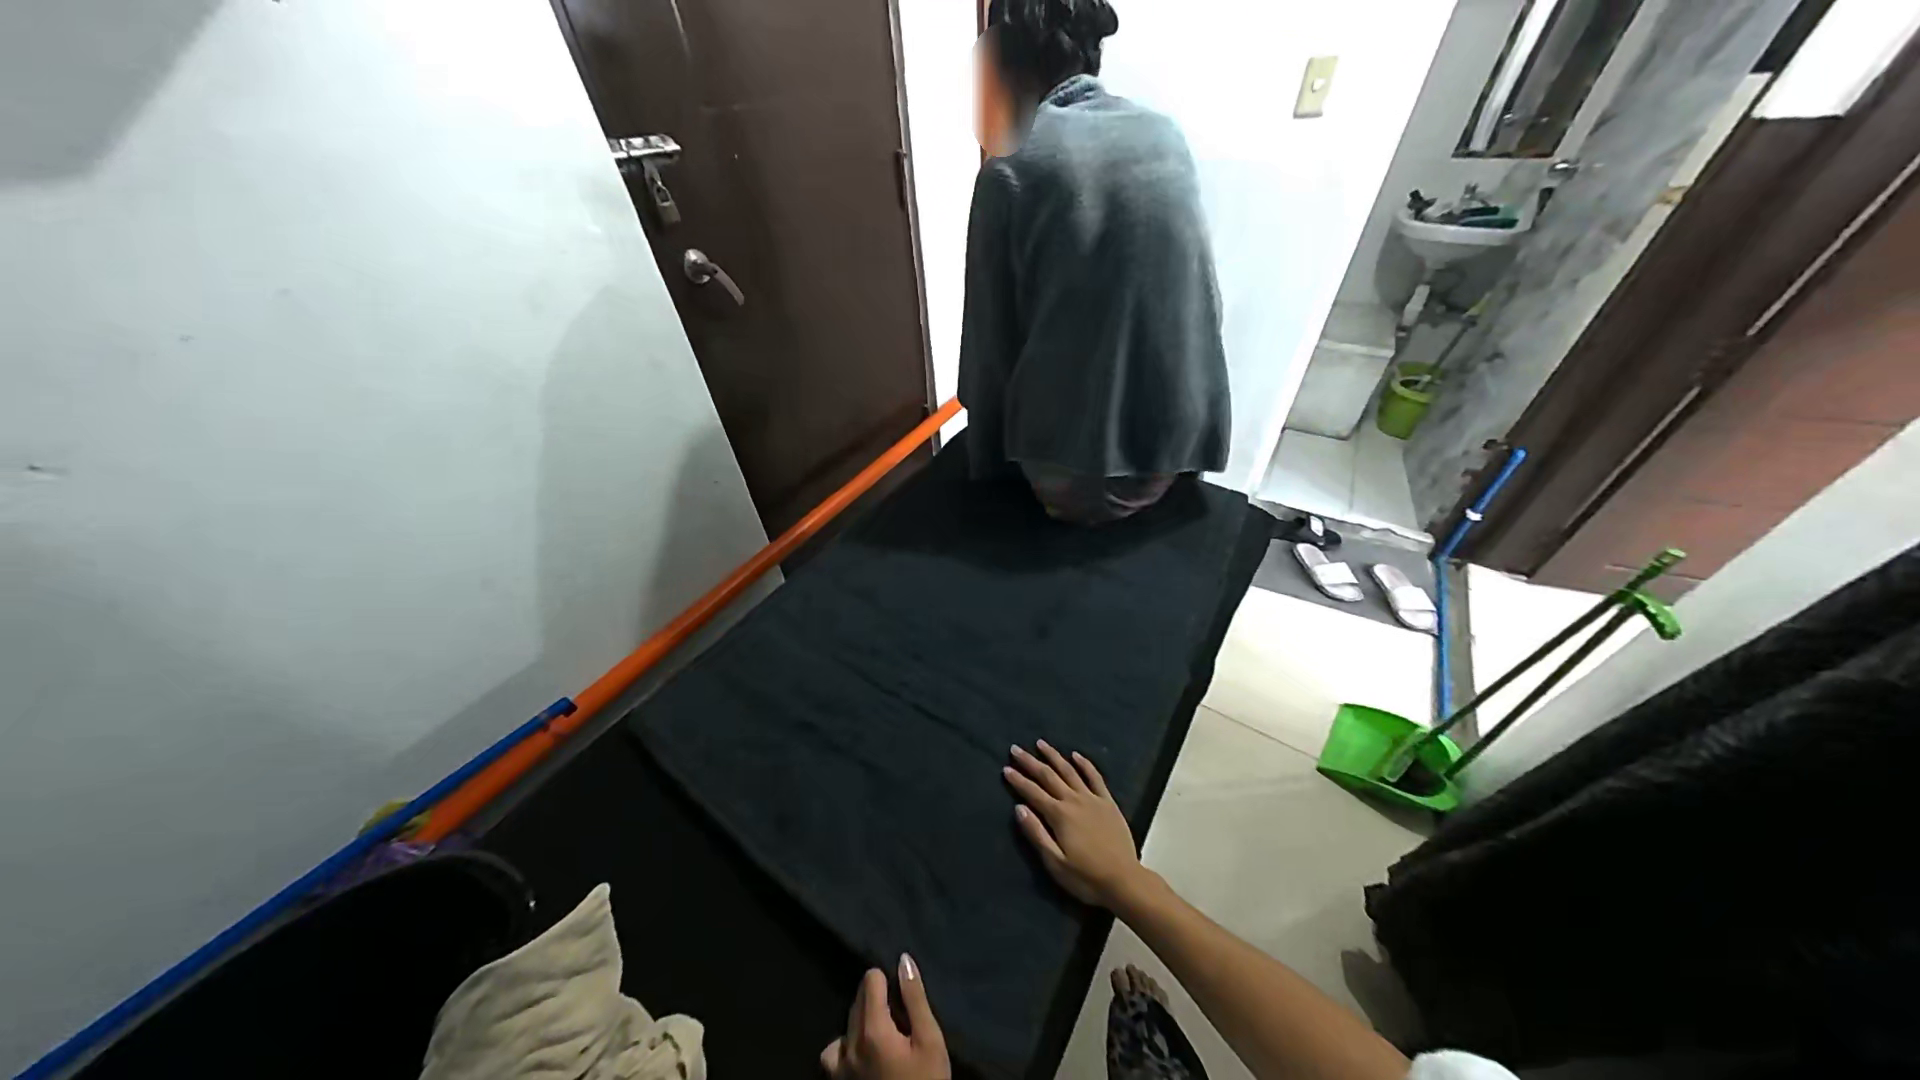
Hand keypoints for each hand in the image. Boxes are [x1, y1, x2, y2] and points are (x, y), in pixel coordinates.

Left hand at [821, 956, 949, 1079]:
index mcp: (872, 1030)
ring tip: (883, 1037)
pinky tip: (865, 1057)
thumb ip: (915, 998)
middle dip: (876, 1001)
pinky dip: (846, 1048)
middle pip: (857, 1001)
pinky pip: (833, 1055)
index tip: (902, 999)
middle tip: (900, 1021)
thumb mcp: (930, 1040)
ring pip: (844, 1026)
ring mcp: (839, 1069)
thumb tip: (903, 960)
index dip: (888, 982)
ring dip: (860, 1023)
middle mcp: (849, 1045)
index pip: (870, 980)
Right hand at [1003, 742, 1160, 912]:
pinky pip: (1095, 777)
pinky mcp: (1108, 802)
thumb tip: (1019, 808)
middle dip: (1030, 762)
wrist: (1124, 880)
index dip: (1018, 780)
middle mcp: (1074, 800)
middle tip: (1016, 749)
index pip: (1033, 793)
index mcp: (1059, 815)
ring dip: (1054, 756)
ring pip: (1069, 771)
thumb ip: (1036, 834)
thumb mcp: (1055, 862)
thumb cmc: (1085, 877)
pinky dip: (1085, 764)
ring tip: (1041, 744)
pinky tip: (1076, 755)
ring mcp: (1092, 799)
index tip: (1005, 768)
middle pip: (1048, 776)